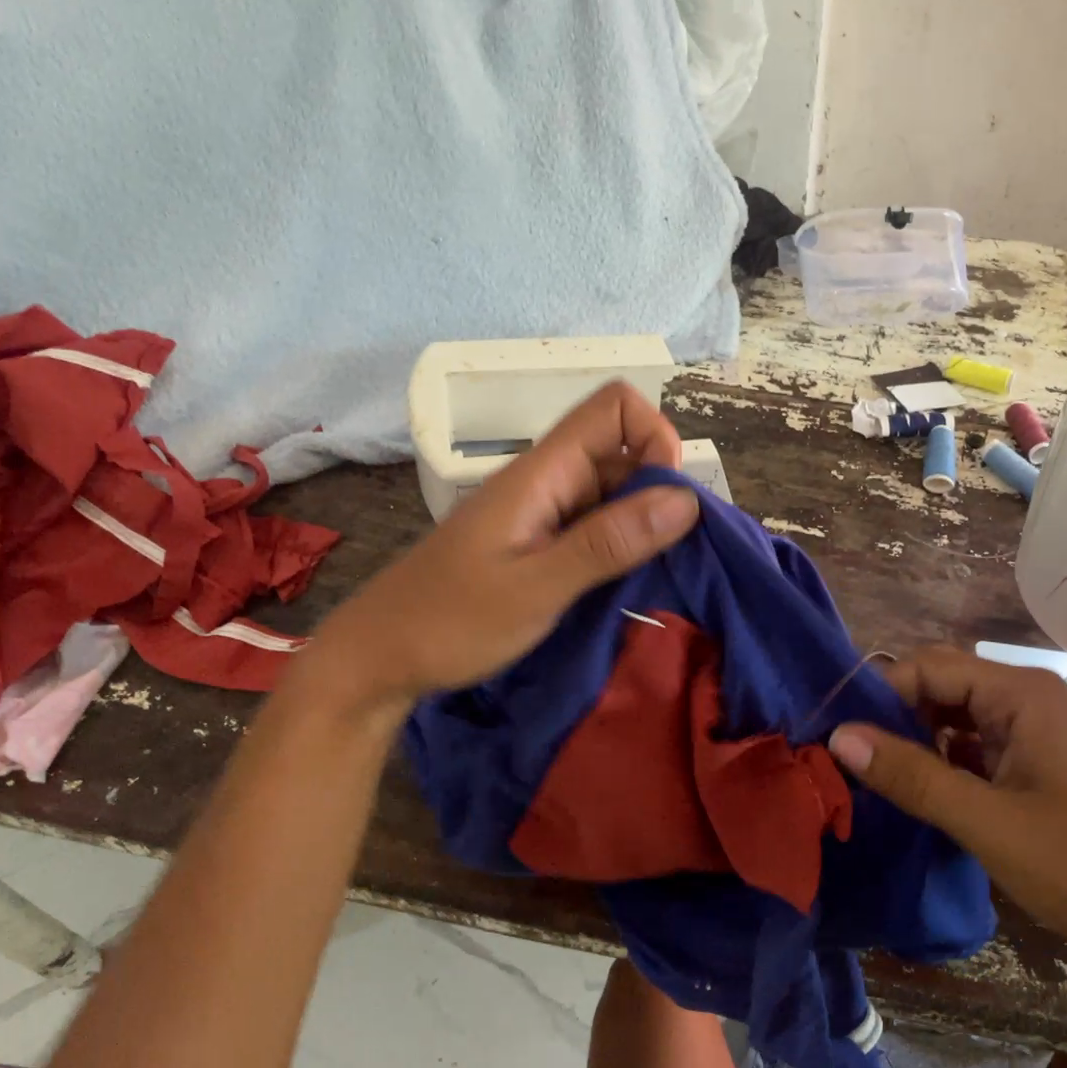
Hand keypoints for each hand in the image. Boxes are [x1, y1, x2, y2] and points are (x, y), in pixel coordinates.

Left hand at [298, 382, 700, 717]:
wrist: (379, 659)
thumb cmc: (450, 621)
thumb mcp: (537, 587)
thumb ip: (610, 543)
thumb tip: (686, 501)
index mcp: (541, 473)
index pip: (613, 408)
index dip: (654, 438)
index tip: (668, 501)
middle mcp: (547, 481)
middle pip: (623, 452)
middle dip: (660, 490)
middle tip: (670, 554)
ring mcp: (543, 513)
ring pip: (614, 492)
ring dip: (645, 523)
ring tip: (653, 575)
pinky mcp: (540, 544)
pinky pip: (597, 526)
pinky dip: (623, 546)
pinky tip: (627, 584)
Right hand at [827, 646, 1066, 957]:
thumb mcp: (985, 821)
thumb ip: (911, 775)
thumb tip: (838, 736)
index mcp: (1022, 693)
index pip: (930, 666)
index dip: (882, 694)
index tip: (838, 735)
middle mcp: (1028, 699)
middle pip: (943, 687)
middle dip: (896, 719)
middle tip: (850, 761)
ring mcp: (1036, 733)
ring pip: (957, 720)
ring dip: (918, 745)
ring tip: (875, 780)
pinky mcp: (1037, 766)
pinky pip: (976, 749)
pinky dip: (944, 766)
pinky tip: (919, 795)